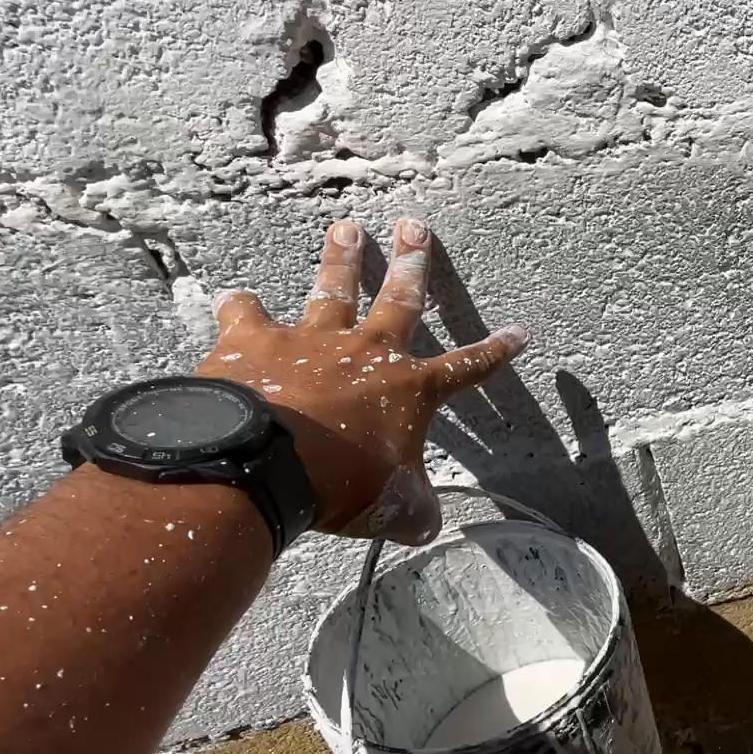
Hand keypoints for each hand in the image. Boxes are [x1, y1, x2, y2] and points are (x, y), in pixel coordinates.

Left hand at [195, 218, 528, 544]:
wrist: (261, 463)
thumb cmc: (341, 484)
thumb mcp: (394, 508)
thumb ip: (416, 511)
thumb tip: (427, 528)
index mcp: (411, 388)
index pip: (470, 367)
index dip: (498, 351)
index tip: (520, 332)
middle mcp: (369, 352)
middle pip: (401, 299)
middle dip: (414, 263)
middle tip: (416, 225)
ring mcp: (312, 340)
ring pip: (333, 289)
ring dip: (342, 258)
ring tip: (347, 228)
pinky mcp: (254, 342)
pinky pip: (247, 316)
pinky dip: (241, 309)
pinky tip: (233, 298)